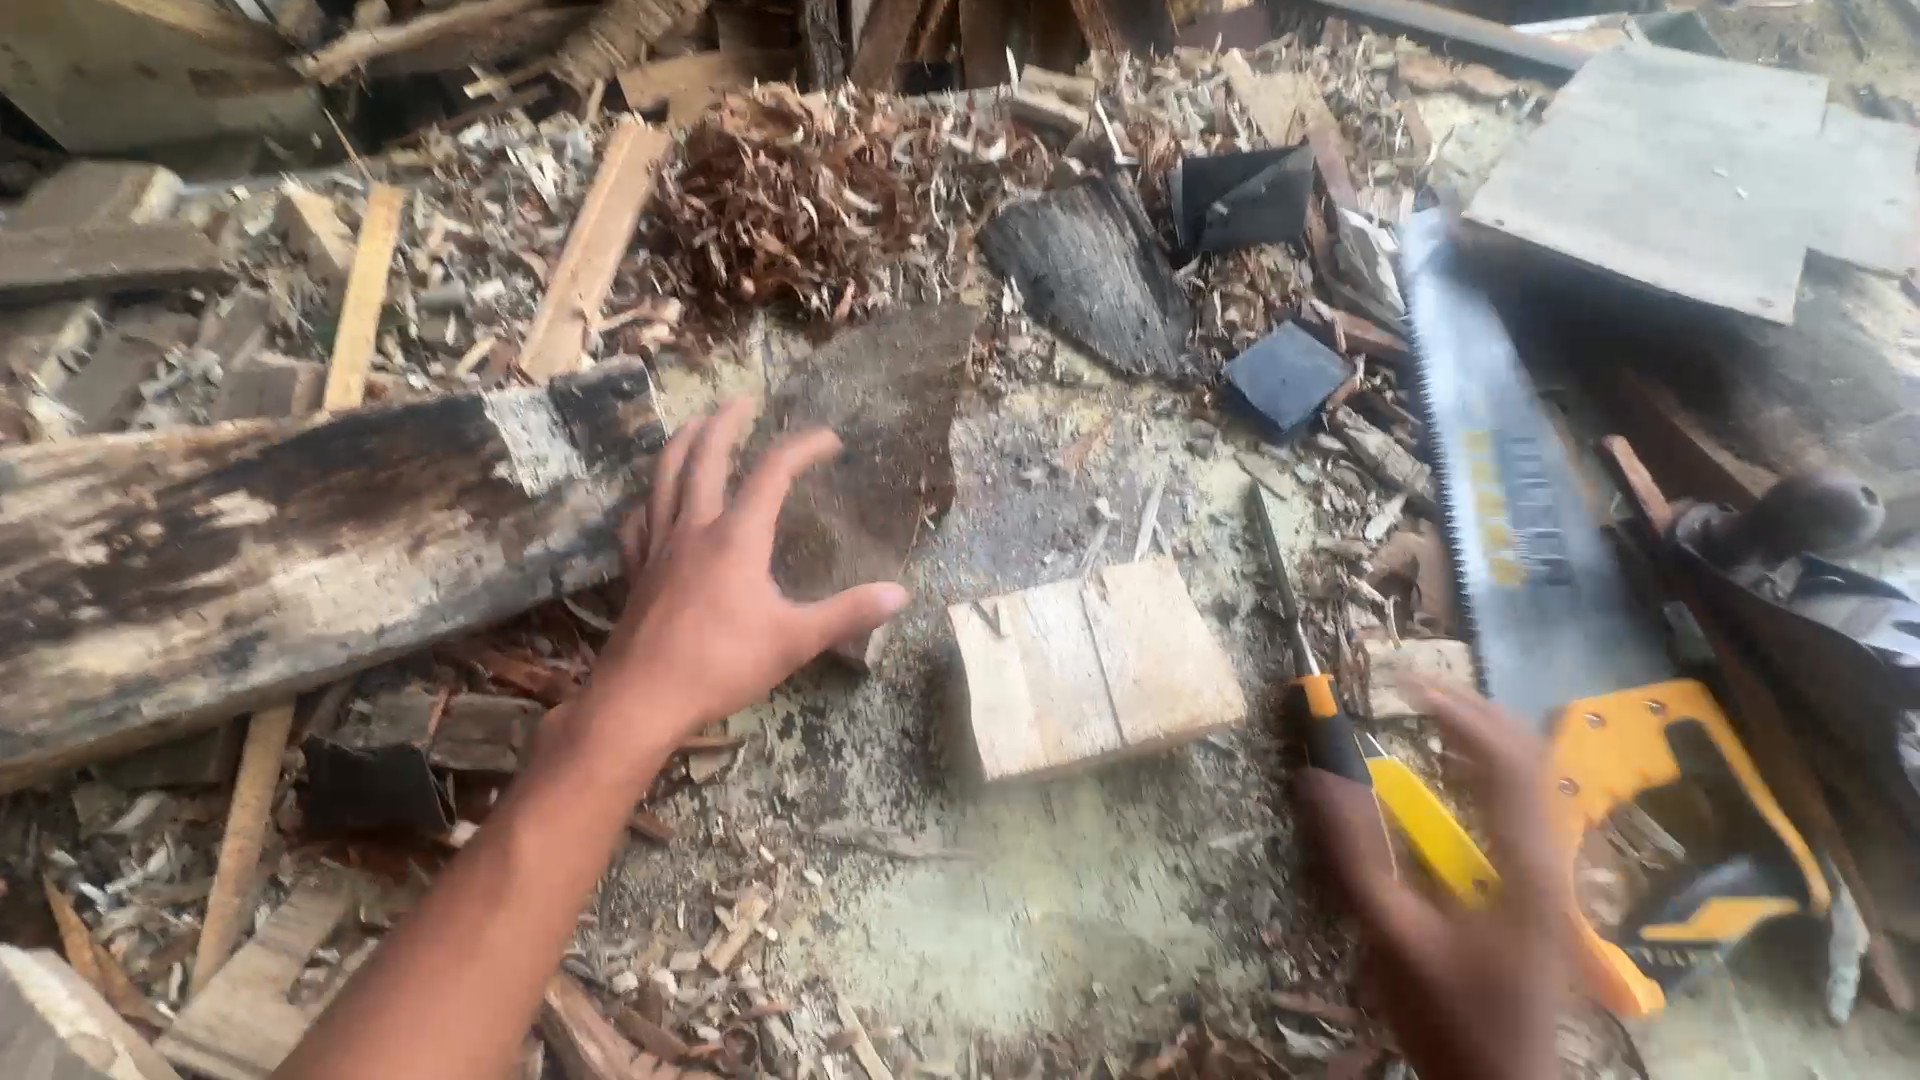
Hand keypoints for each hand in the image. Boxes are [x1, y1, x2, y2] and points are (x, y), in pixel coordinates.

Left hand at [571, 399, 910, 768]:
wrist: (642, 699)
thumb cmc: (722, 666)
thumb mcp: (795, 641)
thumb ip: (848, 614)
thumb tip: (901, 594)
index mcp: (737, 538)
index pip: (773, 472)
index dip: (803, 446)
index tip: (830, 439)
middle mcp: (696, 528)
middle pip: (707, 457)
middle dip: (726, 422)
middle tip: (743, 399)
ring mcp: (659, 546)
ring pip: (665, 477)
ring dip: (683, 443)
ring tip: (696, 424)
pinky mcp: (637, 570)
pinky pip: (639, 520)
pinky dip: (648, 499)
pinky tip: (652, 501)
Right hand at [1298, 679, 1567, 1079]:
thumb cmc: (1447, 1013)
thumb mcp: (1389, 933)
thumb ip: (1353, 852)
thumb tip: (1316, 777)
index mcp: (1520, 865)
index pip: (1505, 761)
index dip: (1458, 713)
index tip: (1406, 685)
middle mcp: (1546, 858)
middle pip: (1531, 758)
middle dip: (1474, 710)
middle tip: (1415, 686)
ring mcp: (1547, 872)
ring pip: (1533, 777)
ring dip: (1483, 733)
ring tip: (1430, 708)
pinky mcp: (1535, 884)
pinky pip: (1520, 801)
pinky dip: (1486, 765)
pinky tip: (1452, 764)